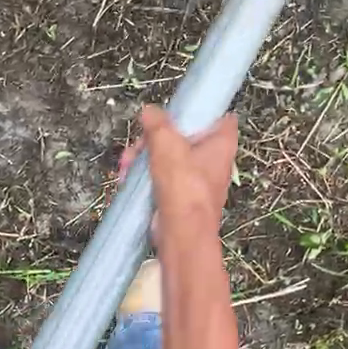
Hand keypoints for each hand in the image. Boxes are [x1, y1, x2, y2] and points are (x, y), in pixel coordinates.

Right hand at [124, 105, 244, 348]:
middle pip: (183, 136)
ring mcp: (196, 180)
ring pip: (167, 156)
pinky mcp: (179, 197)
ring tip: (126, 168)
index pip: (221, 117)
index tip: (177, 111)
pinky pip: (160, 177)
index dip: (201, 110)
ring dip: (144, 158)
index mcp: (221, 144)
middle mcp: (213, 161)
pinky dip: (145, 177)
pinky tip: (127, 181)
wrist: (181, 238)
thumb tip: (149, 111)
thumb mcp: (168, 147)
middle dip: (154, 139)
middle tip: (137, 147)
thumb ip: (158, 125)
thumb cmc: (184, 191)